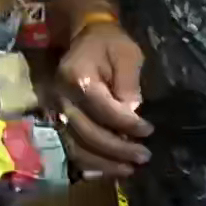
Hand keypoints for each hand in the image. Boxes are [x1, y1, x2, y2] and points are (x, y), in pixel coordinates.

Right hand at [56, 21, 154, 177]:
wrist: (85, 36)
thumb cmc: (109, 44)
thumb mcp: (127, 55)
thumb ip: (128, 84)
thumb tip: (131, 114)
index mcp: (77, 77)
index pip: (103, 110)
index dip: (127, 125)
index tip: (148, 131)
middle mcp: (61, 98)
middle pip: (88, 133)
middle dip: (118, 150)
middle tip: (143, 157)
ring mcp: (56, 112)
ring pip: (77, 147)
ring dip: (104, 163)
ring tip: (129, 169)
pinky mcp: (59, 121)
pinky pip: (72, 148)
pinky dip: (92, 162)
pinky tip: (111, 168)